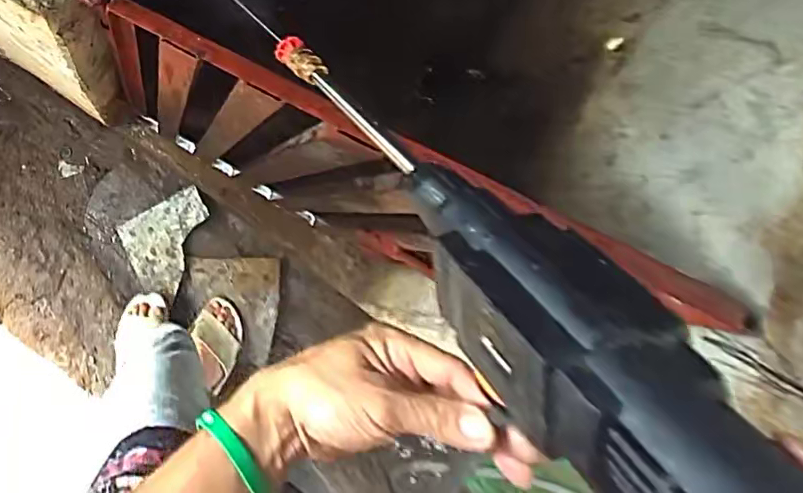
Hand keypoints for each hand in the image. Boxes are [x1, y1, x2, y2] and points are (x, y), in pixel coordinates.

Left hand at [218, 323, 547, 486]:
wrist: (281, 419)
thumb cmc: (321, 394)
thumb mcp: (380, 403)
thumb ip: (432, 413)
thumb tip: (483, 425)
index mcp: (395, 343)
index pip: (451, 368)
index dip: (484, 397)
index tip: (516, 426)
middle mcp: (398, 360)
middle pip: (452, 387)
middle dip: (486, 417)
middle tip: (522, 454)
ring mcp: (394, 387)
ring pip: (445, 405)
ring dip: (474, 429)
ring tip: (509, 460)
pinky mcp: (388, 412)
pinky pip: (430, 419)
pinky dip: (453, 434)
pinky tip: (473, 449)